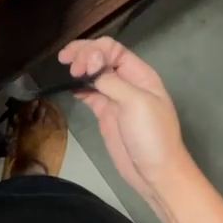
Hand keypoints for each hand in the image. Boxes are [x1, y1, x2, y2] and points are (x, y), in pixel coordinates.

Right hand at [58, 37, 193, 200]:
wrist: (156, 173)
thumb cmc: (152, 136)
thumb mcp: (136, 103)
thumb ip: (112, 81)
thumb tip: (89, 69)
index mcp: (140, 74)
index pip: (112, 49)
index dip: (93, 51)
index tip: (79, 65)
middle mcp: (127, 82)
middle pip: (101, 57)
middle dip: (83, 54)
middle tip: (67, 64)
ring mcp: (116, 97)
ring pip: (93, 73)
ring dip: (79, 68)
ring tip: (66, 72)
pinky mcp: (106, 113)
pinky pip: (89, 92)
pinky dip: (78, 87)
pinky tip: (70, 87)